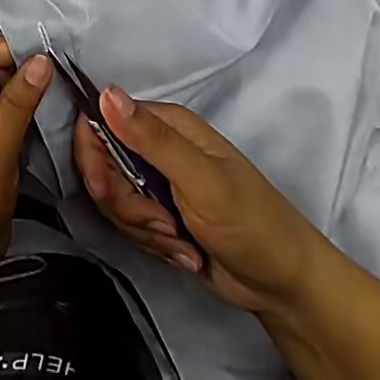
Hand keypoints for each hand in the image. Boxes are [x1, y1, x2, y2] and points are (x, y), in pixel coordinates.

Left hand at [0, 30, 53, 286]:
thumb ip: (17, 105)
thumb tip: (43, 59)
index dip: (16, 49)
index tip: (57, 50)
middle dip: (18, 56)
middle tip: (56, 64)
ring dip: (22, 73)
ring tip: (57, 75)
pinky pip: (1, 95)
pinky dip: (21, 92)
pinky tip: (45, 94)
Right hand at [76, 87, 330, 315]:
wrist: (286, 286)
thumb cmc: (253, 224)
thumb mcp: (200, 179)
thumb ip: (151, 138)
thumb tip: (107, 93)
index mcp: (167, 124)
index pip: (102, 122)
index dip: (93, 156)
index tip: (104, 189)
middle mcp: (158, 147)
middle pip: (103, 166)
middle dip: (126, 204)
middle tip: (162, 223)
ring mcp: (158, 181)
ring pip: (114, 200)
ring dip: (144, 228)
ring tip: (182, 240)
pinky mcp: (159, 213)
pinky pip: (129, 224)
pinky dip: (153, 242)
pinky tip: (186, 251)